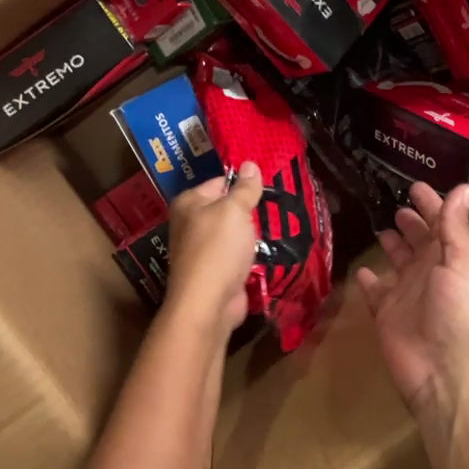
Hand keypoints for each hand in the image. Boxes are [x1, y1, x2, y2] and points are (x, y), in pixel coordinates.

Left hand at [164, 162, 262, 335]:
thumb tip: (250, 164)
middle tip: (278, 207)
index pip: (220, 182)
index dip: (243, 184)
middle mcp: (190, 223)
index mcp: (189, 203)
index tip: (269, 186)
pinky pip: (236, 255)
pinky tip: (269, 251)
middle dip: (250, 210)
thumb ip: (244, 188)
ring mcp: (201, 250)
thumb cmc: (218, 248)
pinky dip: (250, 254)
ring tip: (279, 227)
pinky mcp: (215, 271)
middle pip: (227, 208)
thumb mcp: (235, 210)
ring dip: (252, 234)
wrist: (208, 304)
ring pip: (234, 233)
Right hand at [355, 183, 468, 417]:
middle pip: (419, 239)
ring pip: (398, 260)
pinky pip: (375, 290)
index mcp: (453, 257)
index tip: (414, 185)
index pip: (441, 222)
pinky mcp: (386, 312)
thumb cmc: (458, 312)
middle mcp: (431, 271)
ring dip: (392, 244)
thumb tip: (464, 186)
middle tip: (394, 202)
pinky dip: (369, 279)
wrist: (442, 370)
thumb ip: (456, 225)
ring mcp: (407, 292)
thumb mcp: (462, 261)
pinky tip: (362, 268)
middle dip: (410, 221)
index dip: (431, 204)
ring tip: (379, 226)